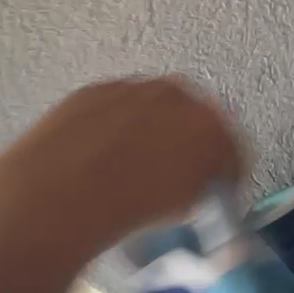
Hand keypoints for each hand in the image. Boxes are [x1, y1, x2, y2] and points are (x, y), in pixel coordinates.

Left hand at [0, 77, 242, 262]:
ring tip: (141, 170)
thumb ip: (207, 186)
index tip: (221, 187)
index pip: (233, 145)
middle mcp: (178, 94)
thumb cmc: (129, 201)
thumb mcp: (192, 204)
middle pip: (197, 119)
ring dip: (155, 133)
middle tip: (184, 176)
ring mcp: (133, 88)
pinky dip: (119, 128)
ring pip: (156, 110)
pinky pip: (117, 108)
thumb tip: (201, 186)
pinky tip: (109, 157)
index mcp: (213, 122)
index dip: (228, 171)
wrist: (61, 195)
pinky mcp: (94, 90)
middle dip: (193, 145)